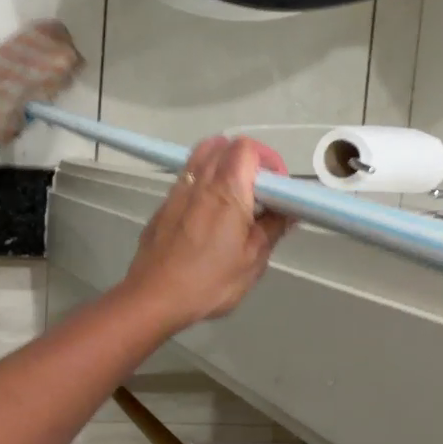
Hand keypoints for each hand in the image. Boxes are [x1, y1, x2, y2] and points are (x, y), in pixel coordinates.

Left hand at [117, 135, 292, 332]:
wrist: (153, 297)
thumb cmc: (209, 282)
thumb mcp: (253, 259)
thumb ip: (272, 228)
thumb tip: (289, 210)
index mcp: (225, 191)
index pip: (245, 147)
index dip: (267, 158)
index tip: (277, 187)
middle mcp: (197, 184)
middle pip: (219, 146)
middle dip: (245, 159)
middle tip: (259, 191)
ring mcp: (174, 194)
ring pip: (198, 160)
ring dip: (220, 168)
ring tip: (236, 201)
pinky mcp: (161, 208)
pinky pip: (184, 182)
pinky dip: (201, 184)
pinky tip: (209, 216)